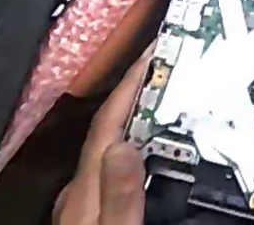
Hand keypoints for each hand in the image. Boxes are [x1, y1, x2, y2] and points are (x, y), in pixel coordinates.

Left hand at [56, 51, 153, 224]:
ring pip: (112, 148)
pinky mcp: (93, 221)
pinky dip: (137, 145)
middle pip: (108, 129)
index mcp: (83, 196)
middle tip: (174, 61)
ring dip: (138, 115)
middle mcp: (79, 197)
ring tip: (169, 94)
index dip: (132, 80)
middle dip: (138, 89)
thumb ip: (118, 199)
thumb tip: (124, 142)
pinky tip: (153, 149)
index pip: (108, 123)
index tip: (158, 47)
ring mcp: (83, 211)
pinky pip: (116, 169)